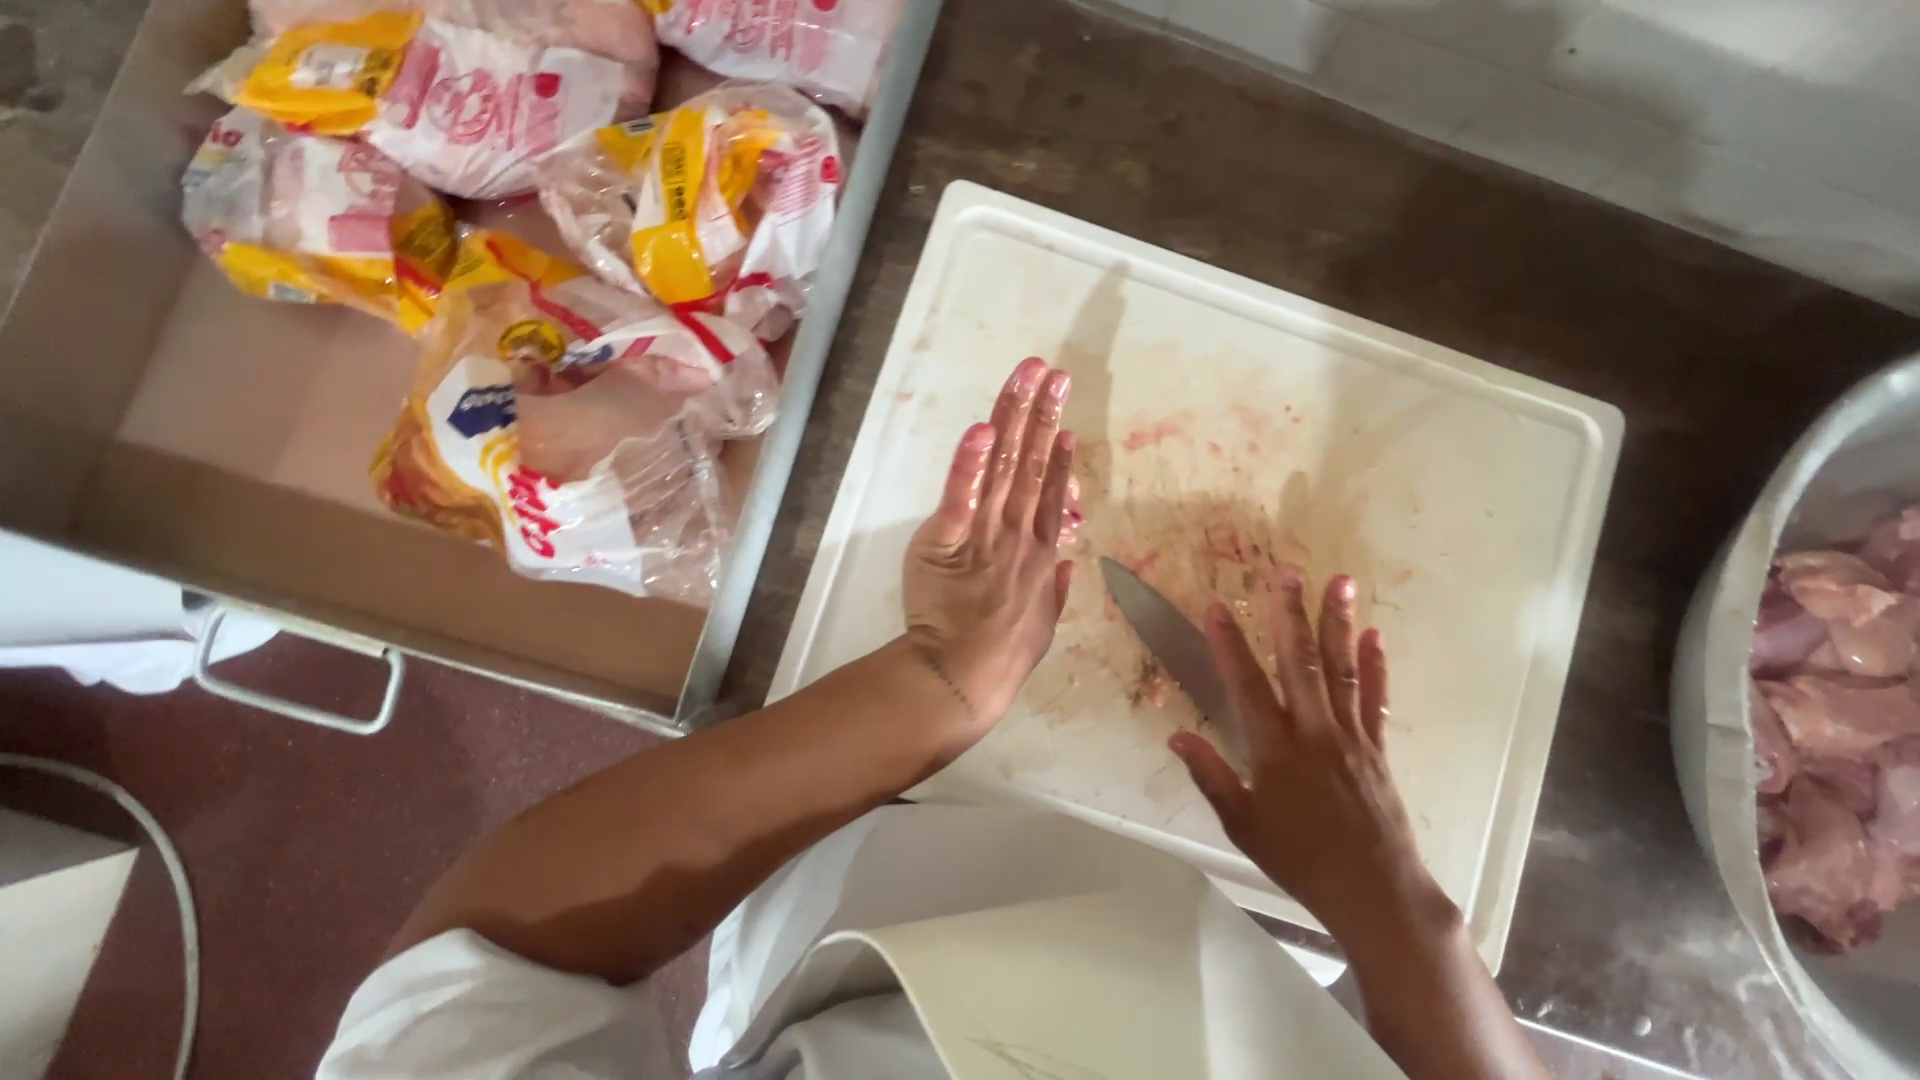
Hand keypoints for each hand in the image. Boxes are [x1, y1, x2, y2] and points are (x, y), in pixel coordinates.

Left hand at [903, 357, 1076, 737]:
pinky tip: (981, 429)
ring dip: (1016, 418)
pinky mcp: (948, 541)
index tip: (1065, 421)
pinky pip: (961, 497)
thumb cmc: (1003, 658)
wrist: (964, 678)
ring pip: (1004, 467)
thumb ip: (1058, 588)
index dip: (1058, 454)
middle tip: (1051, 373)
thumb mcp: (1045, 626)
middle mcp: (1019, 535)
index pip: (1052, 492)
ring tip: (1028, 378)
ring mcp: (986, 535)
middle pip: (1032, 465)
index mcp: (1042, 554)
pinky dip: (970, 463)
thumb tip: (1070, 558)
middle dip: (1043, 415)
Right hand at [1170, 566, 1453, 950]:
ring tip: (1339, 582)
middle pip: (1300, 663)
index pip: (1245, 685)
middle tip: (1286, 572)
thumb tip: (1176, 736)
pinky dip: (1375, 665)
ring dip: (1337, 624)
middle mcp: (1314, 732)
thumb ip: (1210, 776)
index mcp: (1274, 750)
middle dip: (1289, 614)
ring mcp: (1351, 737)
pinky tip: (1373, 635)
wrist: (1375, 892)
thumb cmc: (1299, 859)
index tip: (1215, 608)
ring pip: (1342, 670)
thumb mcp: (1242, 825)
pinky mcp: (1377, 749)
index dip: (1228, 645)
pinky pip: (1375, 699)